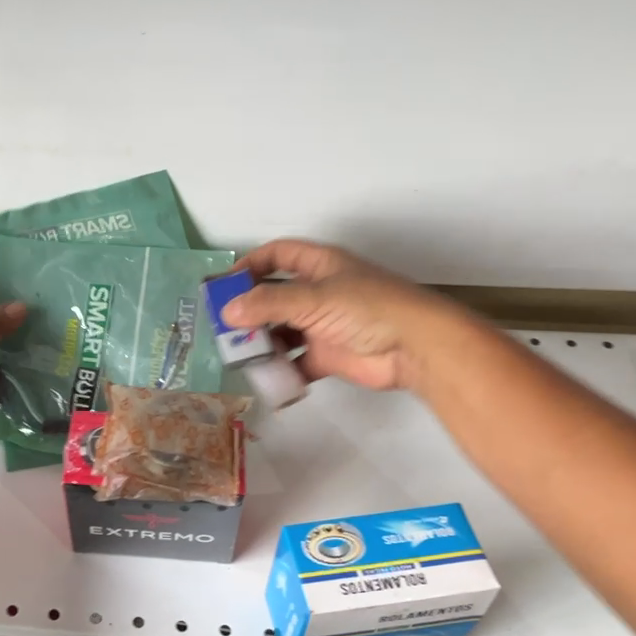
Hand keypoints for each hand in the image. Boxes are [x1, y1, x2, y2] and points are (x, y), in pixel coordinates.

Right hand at [223, 239, 441, 392]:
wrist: (414, 347)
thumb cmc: (367, 308)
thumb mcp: (314, 299)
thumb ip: (268, 304)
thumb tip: (227, 312)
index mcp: (320, 266)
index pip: (277, 255)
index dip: (250, 265)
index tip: (224, 285)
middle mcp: (319, 292)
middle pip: (274, 296)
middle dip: (249, 310)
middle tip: (221, 327)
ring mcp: (323, 326)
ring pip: (282, 331)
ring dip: (262, 343)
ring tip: (238, 355)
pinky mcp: (328, 356)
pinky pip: (296, 363)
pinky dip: (281, 372)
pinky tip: (264, 380)